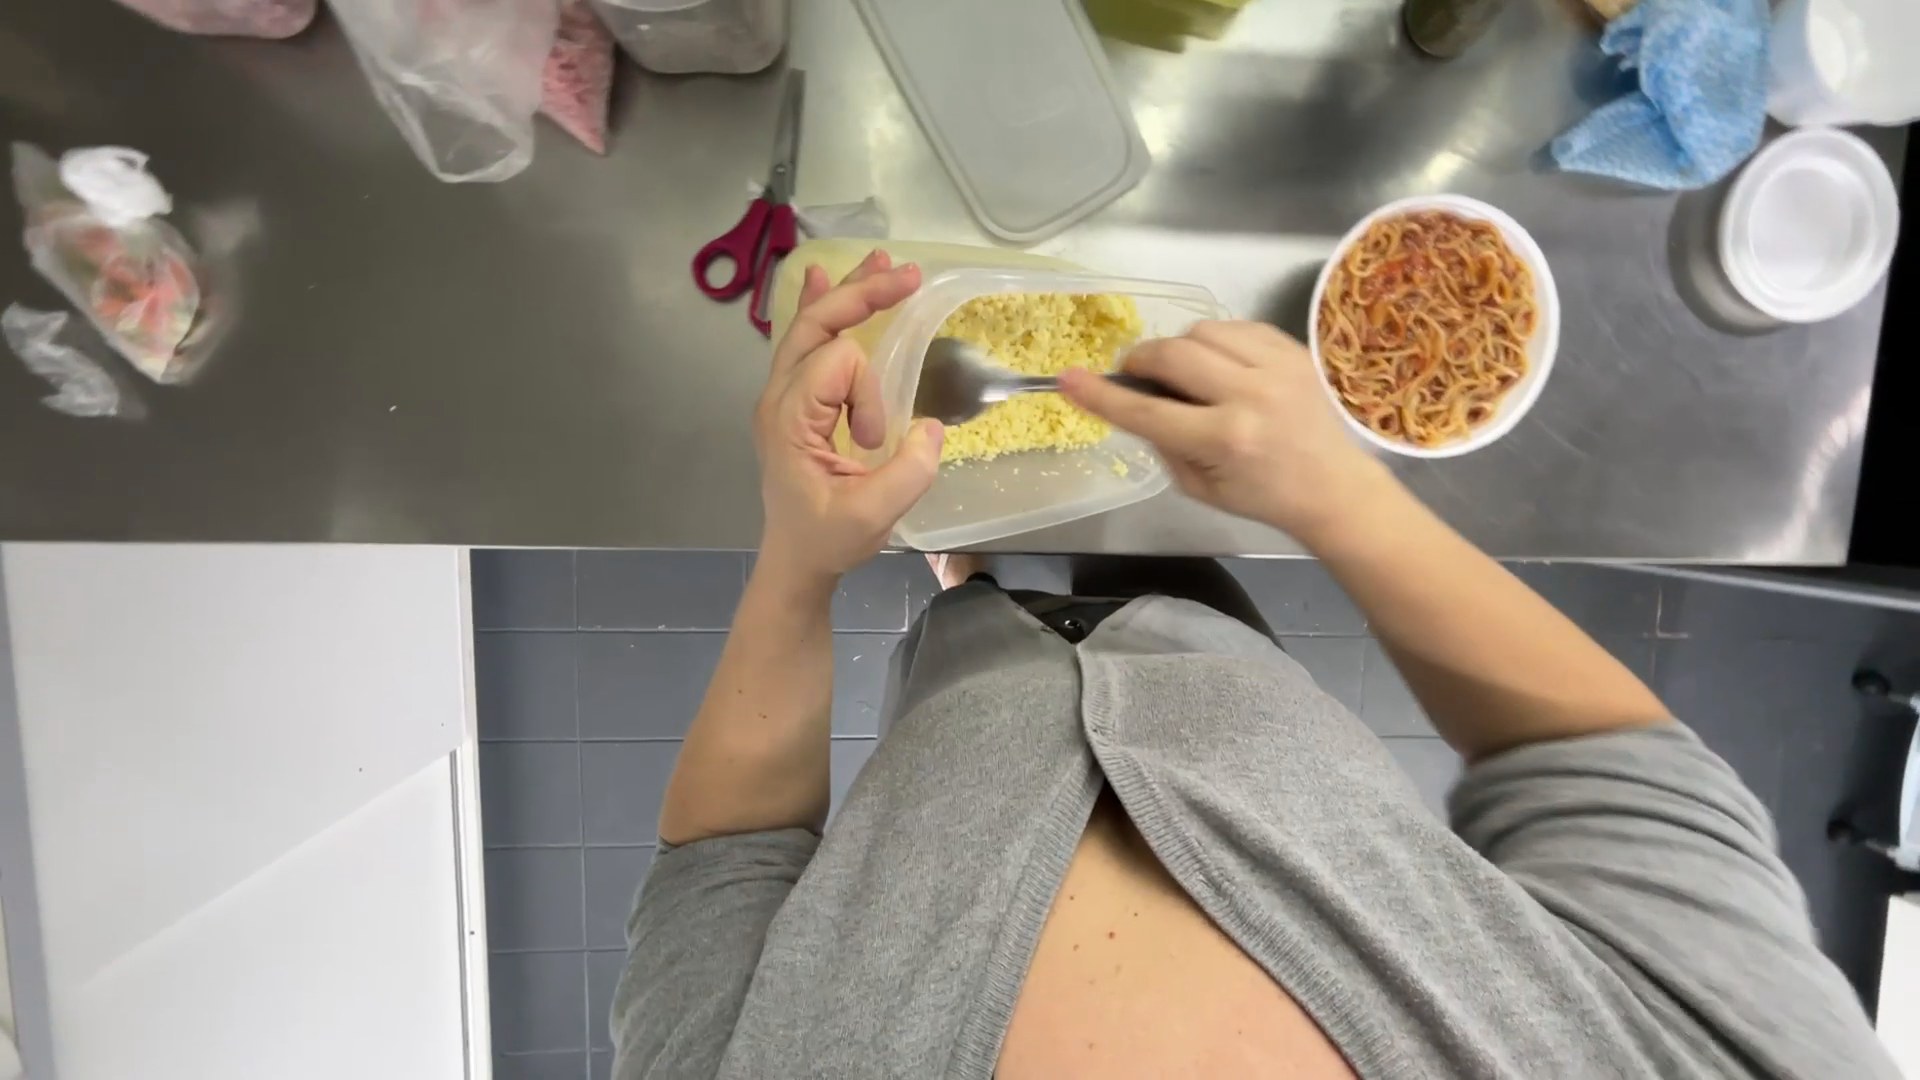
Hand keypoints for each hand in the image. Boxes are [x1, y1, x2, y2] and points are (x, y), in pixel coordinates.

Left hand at [754, 250, 944, 589]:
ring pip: (810, 327)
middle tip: (909, 275)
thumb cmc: (828, 540)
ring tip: (880, 263)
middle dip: (863, 295)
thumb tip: (929, 426)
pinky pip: (806, 345)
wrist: (796, 560)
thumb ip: (908, 471)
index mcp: (790, 419)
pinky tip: (825, 277)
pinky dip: (825, 312)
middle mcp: (778, 397)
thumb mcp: (874, 515)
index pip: (838, 365)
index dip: (869, 396)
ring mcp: (782, 397)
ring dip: (848, 295)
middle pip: (817, 324)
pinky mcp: (795, 404)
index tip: (874, 441)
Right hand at [1058, 320, 1392, 545]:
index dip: (1101, 394)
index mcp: (1223, 440)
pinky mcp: (1293, 350)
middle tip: (1136, 375)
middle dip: (1140, 360)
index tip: (1068, 379)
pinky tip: (1217, 364)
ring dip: (1178, 349)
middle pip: (1171, 354)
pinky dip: (1213, 341)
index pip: (1146, 410)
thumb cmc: (1260, 497)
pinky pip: (1234, 325)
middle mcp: (1249, 397)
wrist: (1334, 487)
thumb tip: (1136, 401)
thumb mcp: (1197, 487)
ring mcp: (1276, 368)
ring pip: (1201, 331)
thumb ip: (1162, 442)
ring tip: (1184, 374)